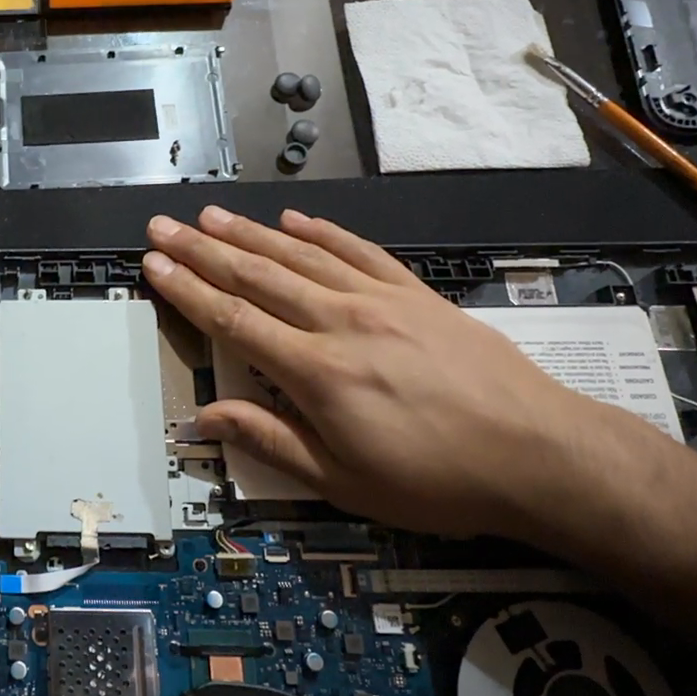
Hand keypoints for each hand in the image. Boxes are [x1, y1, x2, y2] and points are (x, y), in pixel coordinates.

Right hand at [144, 207, 648, 537]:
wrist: (542, 457)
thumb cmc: (436, 481)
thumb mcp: (342, 481)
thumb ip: (269, 440)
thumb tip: (205, 419)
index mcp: (317, 372)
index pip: (232, 320)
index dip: (186, 290)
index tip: (154, 265)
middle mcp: (341, 322)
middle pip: (256, 276)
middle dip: (201, 250)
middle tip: (163, 226)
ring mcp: (382, 301)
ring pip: (300, 256)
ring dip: (248, 233)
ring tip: (209, 214)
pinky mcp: (417, 293)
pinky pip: (359, 251)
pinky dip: (321, 232)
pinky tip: (291, 220)